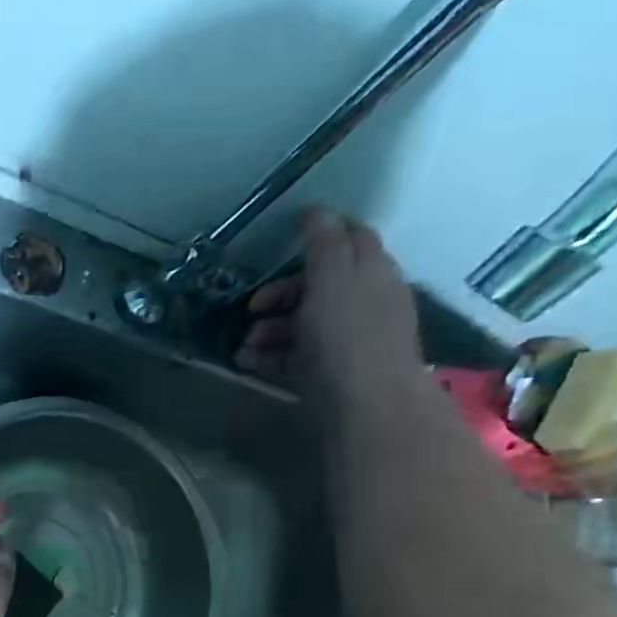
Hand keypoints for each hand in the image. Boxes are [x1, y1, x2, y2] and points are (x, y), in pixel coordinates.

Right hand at [235, 208, 423, 404]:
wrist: (366, 406)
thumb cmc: (347, 336)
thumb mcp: (332, 280)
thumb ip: (323, 245)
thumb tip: (316, 211)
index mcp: (372, 273)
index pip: (352, 239)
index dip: (320, 235)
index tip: (284, 241)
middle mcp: (364, 302)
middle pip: (318, 286)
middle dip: (280, 294)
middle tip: (251, 307)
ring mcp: (348, 340)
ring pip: (302, 323)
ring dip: (268, 329)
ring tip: (244, 345)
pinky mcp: (330, 373)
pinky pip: (295, 356)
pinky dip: (270, 356)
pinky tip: (248, 363)